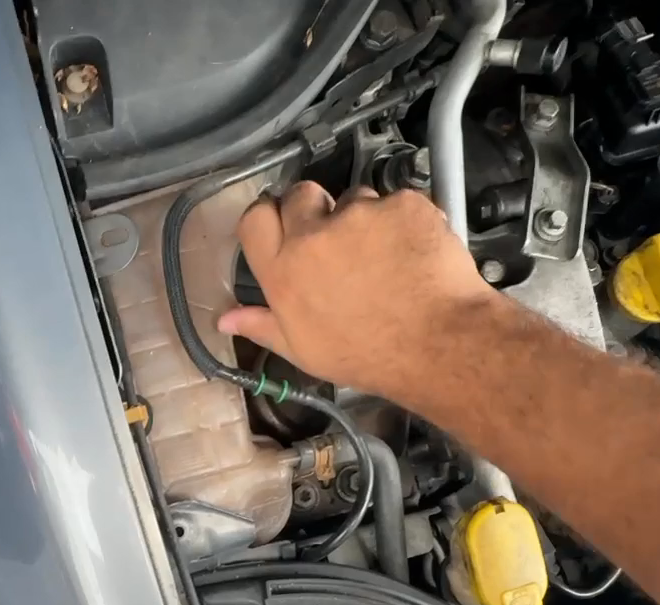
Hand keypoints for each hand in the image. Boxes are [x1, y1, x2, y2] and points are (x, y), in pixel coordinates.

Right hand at [217, 181, 504, 398]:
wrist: (434, 343)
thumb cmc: (364, 354)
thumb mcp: (301, 350)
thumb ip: (261, 325)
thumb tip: (225, 320)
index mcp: (283, 272)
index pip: (255, 218)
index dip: (267, 219)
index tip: (280, 229)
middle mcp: (313, 236)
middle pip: (299, 195)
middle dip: (312, 211)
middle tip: (332, 241)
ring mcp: (360, 215)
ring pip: (352, 198)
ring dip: (360, 219)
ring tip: (379, 256)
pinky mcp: (402, 204)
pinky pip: (394, 202)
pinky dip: (400, 221)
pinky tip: (409, 252)